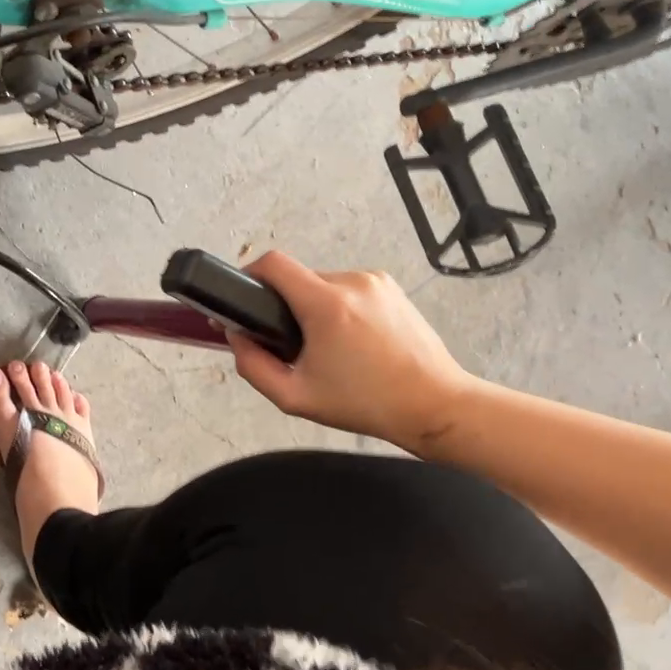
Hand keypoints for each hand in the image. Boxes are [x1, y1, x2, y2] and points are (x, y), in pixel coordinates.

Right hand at [226, 253, 478, 452]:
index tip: (243, 300)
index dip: (249, 275)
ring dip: (312, 308)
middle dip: (283, 306)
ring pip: (322, 285)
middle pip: (297, 278)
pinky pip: (347, 289)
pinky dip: (338, 309)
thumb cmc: (365, 403)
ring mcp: (376, 281)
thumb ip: (252, 365)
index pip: (273, 264)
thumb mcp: (294, 397)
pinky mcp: (391, 288)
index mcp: (326, 305)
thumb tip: (236, 336)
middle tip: (287, 343)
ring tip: (324, 347)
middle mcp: (352, 282)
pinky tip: (349, 341)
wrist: (435, 405)